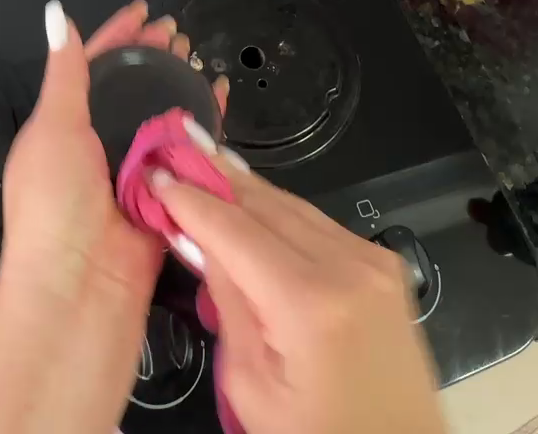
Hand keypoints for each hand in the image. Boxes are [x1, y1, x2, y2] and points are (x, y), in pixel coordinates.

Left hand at [0, 0, 206, 302]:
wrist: (80, 289)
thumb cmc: (55, 202)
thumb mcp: (54, 127)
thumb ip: (65, 71)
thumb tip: (55, 12)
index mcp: (63, 126)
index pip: (90, 66)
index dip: (115, 35)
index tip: (142, 10)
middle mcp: (98, 144)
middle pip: (131, 87)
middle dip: (153, 56)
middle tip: (179, 33)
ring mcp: (133, 169)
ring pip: (161, 114)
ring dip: (179, 84)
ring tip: (199, 57)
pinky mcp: (165, 193)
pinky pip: (186, 149)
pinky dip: (202, 123)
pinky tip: (219, 100)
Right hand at [155, 160, 444, 433]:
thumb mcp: (252, 387)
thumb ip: (227, 304)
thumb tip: (200, 239)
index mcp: (309, 303)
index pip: (233, 229)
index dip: (189, 197)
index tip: (154, 170)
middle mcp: (346, 264)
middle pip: (263, 202)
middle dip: (213, 174)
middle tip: (173, 150)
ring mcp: (371, 258)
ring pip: (290, 202)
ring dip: (243, 184)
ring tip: (202, 160)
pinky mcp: (383, 261)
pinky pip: (316, 220)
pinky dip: (276, 206)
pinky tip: (247, 196)